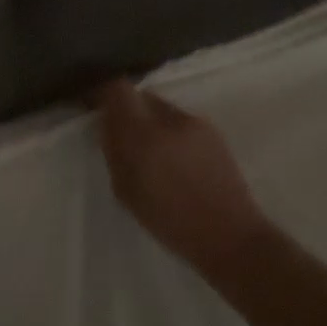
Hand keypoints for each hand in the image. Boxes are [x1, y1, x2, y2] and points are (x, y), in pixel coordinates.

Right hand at [95, 79, 272, 271]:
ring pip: (161, 109)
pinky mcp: (214, 131)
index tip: (96, 108)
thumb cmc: (170, 221)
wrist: (230, 235)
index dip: (104, 95)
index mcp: (144, 135)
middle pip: (140, 96)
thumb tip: (107, 124)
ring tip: (152, 154)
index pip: (118, 90)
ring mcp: (196, 123)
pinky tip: (175, 160)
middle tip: (122, 137)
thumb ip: (114, 151)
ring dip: (149, 122)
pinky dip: (170, 132)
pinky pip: (180, 121)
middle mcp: (171, 119)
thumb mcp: (126, 190)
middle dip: (127, 111)